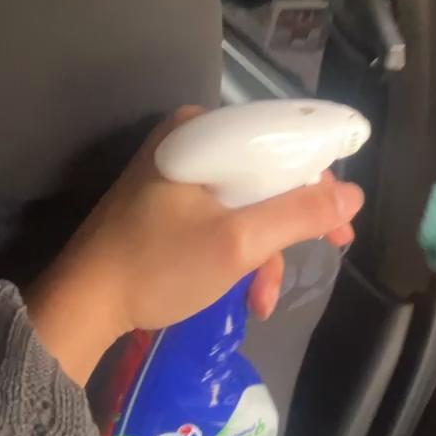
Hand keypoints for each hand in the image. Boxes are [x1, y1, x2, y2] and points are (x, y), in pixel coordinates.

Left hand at [26, 106, 363, 384]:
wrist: (81, 306)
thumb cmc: (159, 264)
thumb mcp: (238, 242)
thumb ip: (299, 215)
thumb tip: (354, 196)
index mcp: (201, 130)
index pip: (279, 138)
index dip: (317, 176)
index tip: (339, 216)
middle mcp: (189, 139)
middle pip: (264, 171)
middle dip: (293, 221)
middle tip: (329, 249)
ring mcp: (175, 171)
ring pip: (244, 198)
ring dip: (265, 248)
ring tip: (266, 297)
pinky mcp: (166, 201)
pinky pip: (219, 213)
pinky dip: (238, 249)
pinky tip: (245, 292)